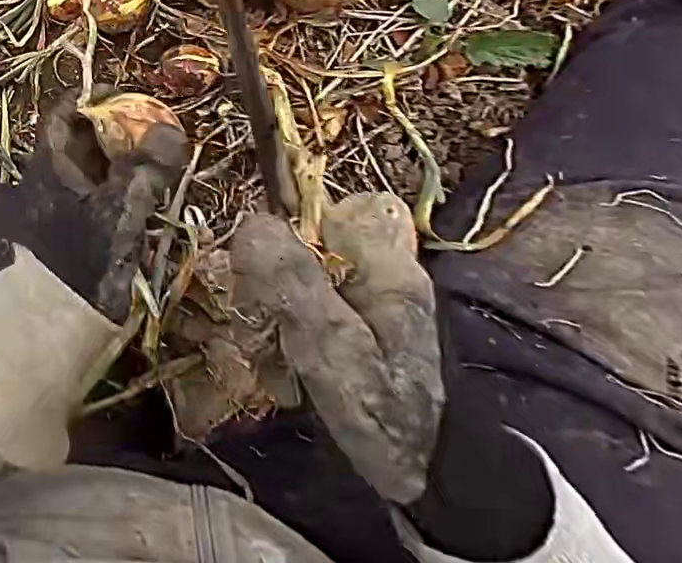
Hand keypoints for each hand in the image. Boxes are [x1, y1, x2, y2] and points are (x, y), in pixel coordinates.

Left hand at [22, 87, 188, 320]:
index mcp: (51, 162)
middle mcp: (56, 174)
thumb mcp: (117, 210)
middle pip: (85, 134)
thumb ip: (144, 170)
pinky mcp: (83, 221)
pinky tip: (154, 185)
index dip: (92, 96)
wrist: (61, 317)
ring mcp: (68, 198)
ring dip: (128, 154)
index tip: (125, 95)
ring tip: (163, 151)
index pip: (64, 112)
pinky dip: (129, 180)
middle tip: (156, 123)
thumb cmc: (82, 257)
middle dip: (119, 124)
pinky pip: (107, 187)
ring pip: (98, 161)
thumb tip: (171, 132)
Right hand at [231, 195, 443, 502]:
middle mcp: (368, 264)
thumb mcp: (334, 349)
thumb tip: (252, 220)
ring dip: (264, 314)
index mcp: (379, 261)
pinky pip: (289, 301)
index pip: (319, 204)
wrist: (429, 477)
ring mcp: (353, 290)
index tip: (263, 273)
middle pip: (290, 238)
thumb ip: (294, 283)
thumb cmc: (389, 416)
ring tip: (276, 364)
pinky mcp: (339, 315)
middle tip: (266, 332)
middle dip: (264, 283)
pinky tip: (282, 368)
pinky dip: (276, 332)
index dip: (280, 226)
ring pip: (282, 271)